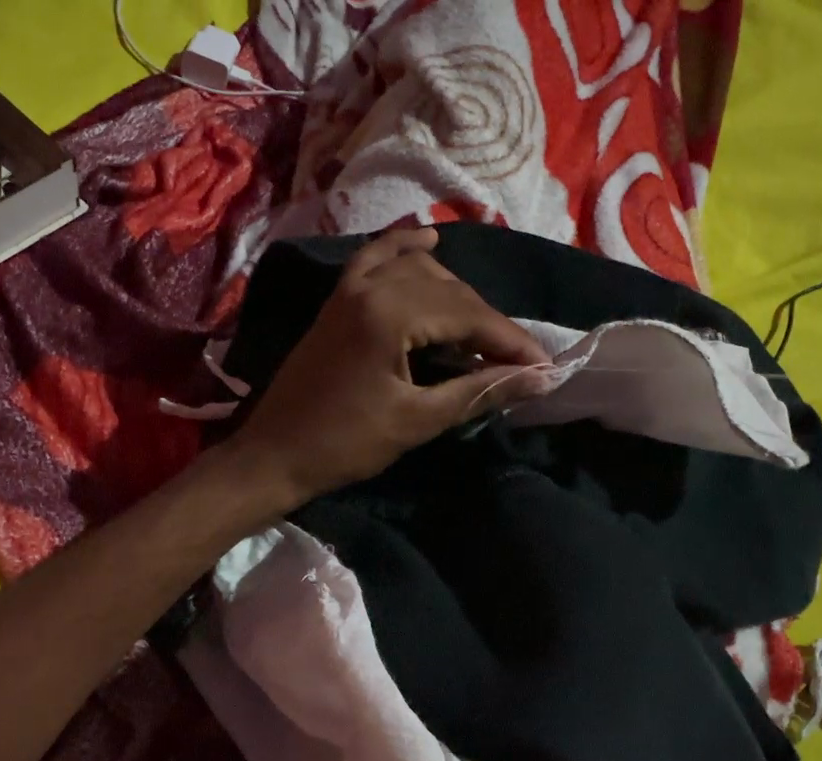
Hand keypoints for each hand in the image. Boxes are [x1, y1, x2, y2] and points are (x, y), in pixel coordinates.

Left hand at [227, 227, 553, 504]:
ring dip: (458, 297)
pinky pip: (377, 259)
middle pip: (452, 292)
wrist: (274, 454)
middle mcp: (372, 286)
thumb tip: (539, 378)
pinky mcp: (337, 299)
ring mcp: (350, 288)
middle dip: (490, 326)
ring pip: (420, 273)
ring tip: (483, 336)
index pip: (471, 316)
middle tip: (520, 361)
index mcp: (391, 313)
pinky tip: (429, 244)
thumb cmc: (344, 444)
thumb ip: (478, 391)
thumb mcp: (416, 421)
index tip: (547, 367)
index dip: (512, 343)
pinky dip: (405, 252)